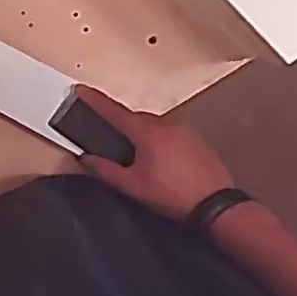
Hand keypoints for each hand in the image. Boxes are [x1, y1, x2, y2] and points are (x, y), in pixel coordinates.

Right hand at [73, 85, 233, 218]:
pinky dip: (157, 140)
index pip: (114, 111)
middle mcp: (166, 124)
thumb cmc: (171, 195)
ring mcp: (184, 130)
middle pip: (135, 117)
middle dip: (120, 123)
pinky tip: (158, 159)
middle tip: (108, 135)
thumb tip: (85, 158)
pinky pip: (169, 133)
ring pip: (153, 125)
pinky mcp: (196, 140)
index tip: (80, 89)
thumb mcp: (133, 186)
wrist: (216, 205)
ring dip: (140, 134)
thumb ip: (106, 170)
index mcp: (147, 133)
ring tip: (135, 155)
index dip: (95, 100)